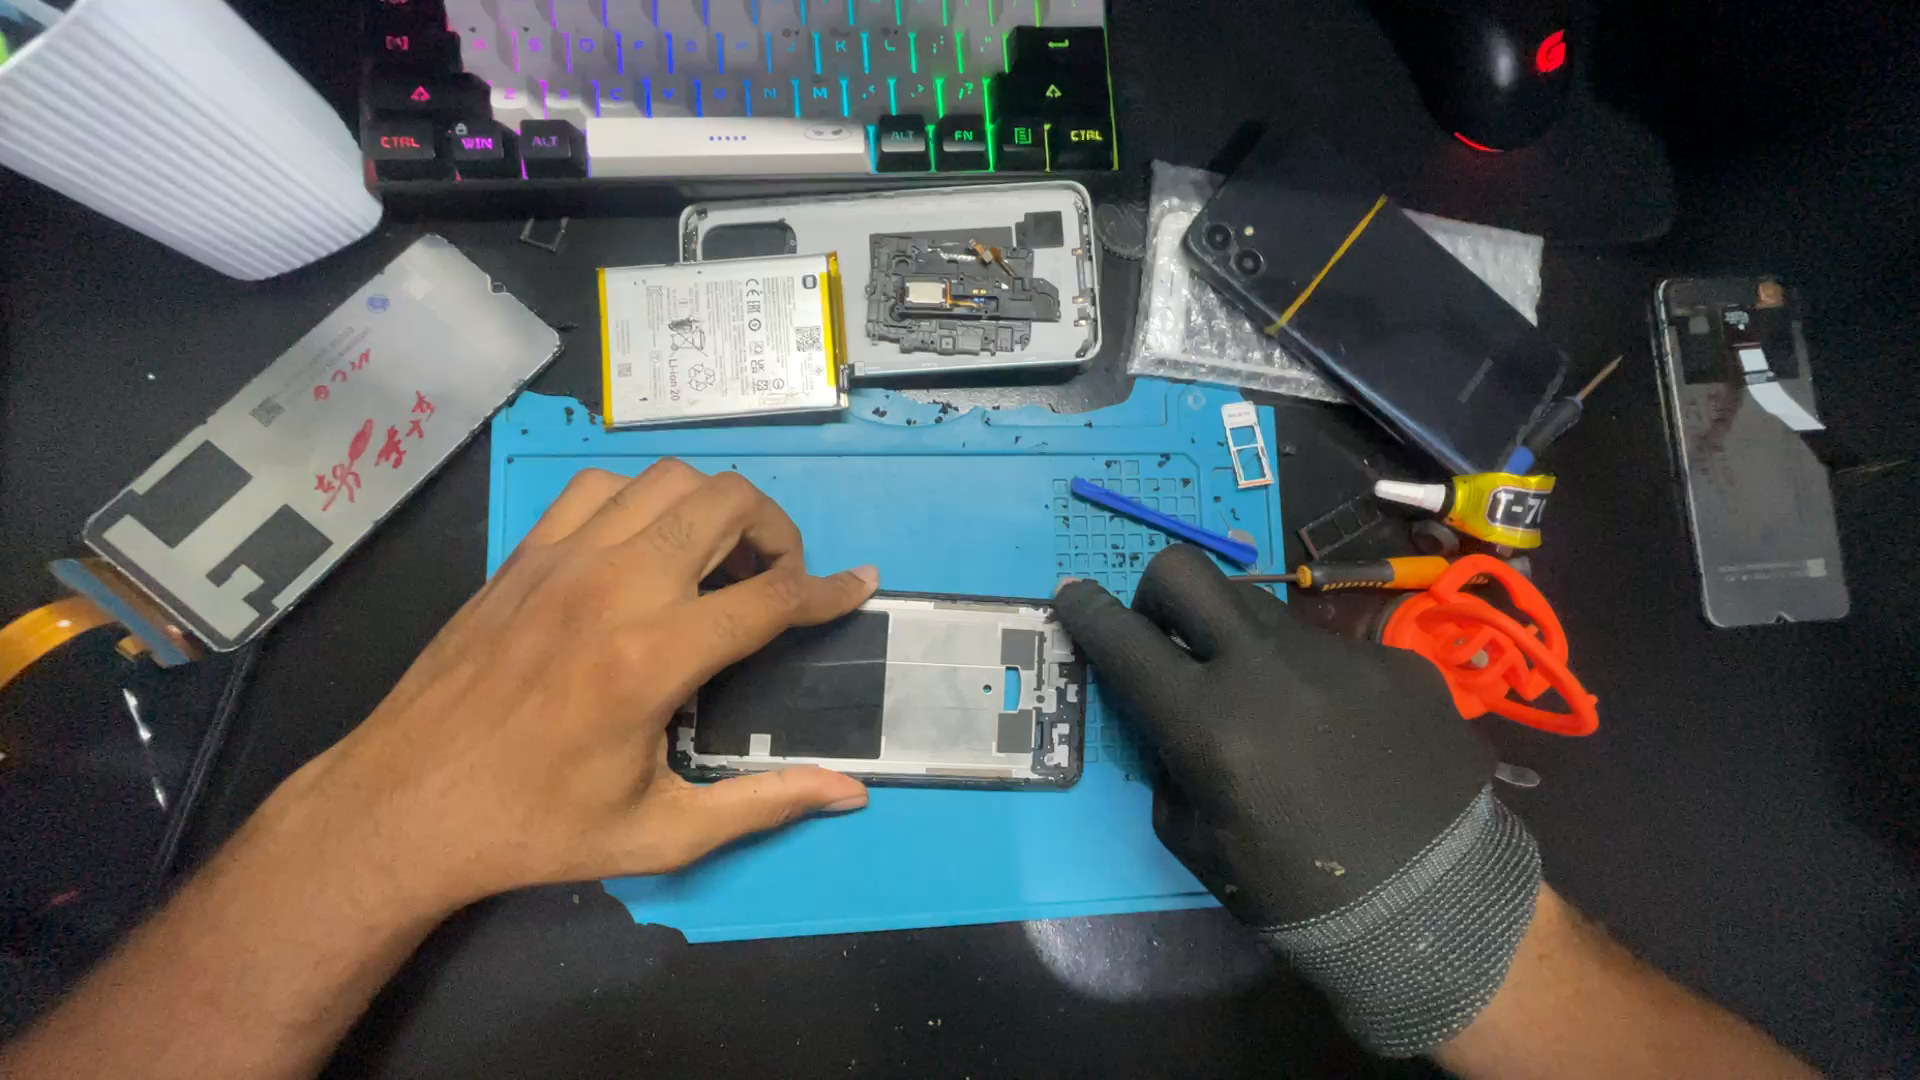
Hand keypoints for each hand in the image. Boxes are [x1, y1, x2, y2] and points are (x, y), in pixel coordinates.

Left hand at [275, 461, 879, 913]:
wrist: (400, 808)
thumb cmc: (539, 826)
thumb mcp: (663, 834)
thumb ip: (765, 803)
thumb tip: (851, 795)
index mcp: (657, 656)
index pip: (773, 596)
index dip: (831, 590)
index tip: (860, 585)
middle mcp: (619, 586)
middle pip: (730, 504)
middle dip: (779, 532)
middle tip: (779, 578)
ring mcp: (567, 557)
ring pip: (672, 481)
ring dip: (716, 509)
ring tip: (719, 558)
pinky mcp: (528, 551)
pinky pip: (604, 487)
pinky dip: (645, 501)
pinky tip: (645, 547)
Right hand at [1053, 544, 1540, 1056]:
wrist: (1440, 913)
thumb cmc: (1294, 890)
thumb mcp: (1192, 834)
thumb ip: (1164, 756)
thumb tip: (1163, 707)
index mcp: (1207, 719)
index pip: (1121, 637)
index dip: (1084, 608)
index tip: (1073, 596)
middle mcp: (1267, 667)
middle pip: (1183, 570)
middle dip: (1154, 592)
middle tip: (1168, 634)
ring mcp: (1338, 655)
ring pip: (1255, 605)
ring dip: (1236, 638)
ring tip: (1269, 699)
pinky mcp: (1396, 660)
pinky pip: (1325, 646)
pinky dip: (1310, 675)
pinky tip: (1342, 727)